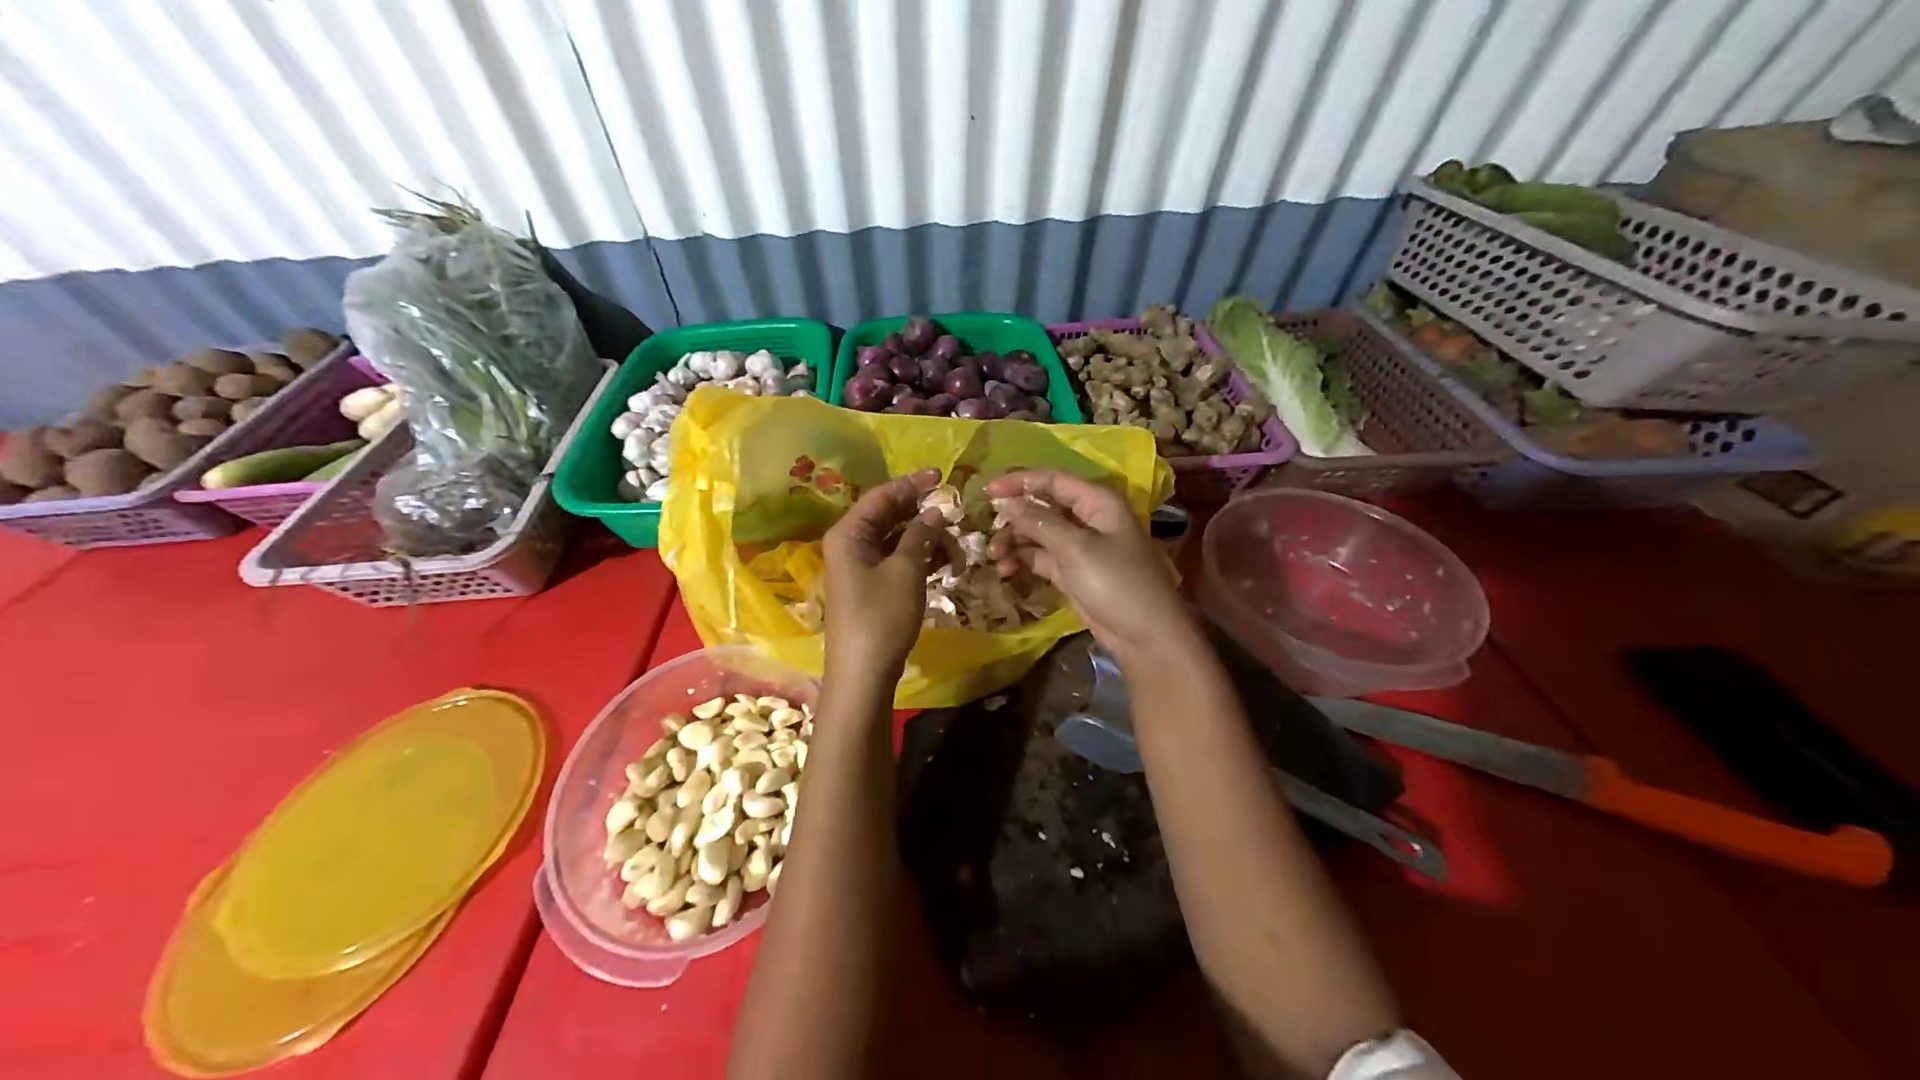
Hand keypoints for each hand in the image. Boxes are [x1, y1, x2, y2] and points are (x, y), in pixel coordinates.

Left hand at [822, 469, 948, 679]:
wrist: (864, 673)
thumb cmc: (882, 616)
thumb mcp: (906, 571)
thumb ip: (920, 536)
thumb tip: (934, 513)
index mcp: (849, 533)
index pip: (881, 496)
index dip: (912, 484)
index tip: (941, 477)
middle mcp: (851, 544)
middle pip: (889, 516)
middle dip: (923, 515)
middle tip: (955, 516)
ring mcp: (861, 567)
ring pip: (897, 540)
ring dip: (927, 541)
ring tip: (956, 553)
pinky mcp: (872, 587)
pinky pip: (898, 561)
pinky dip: (921, 559)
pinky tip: (945, 566)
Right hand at [986, 470, 1187, 661]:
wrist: (1145, 634)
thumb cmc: (1116, 582)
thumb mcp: (1076, 548)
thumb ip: (1040, 522)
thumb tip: (1009, 505)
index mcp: (1098, 501)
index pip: (1053, 480)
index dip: (1020, 481)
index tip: (987, 491)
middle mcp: (1089, 518)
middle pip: (1043, 506)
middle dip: (1014, 516)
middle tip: (988, 531)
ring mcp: (1081, 546)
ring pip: (1039, 533)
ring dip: (1015, 540)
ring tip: (993, 555)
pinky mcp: (1073, 571)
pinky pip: (1041, 557)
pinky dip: (1023, 560)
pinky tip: (1005, 569)